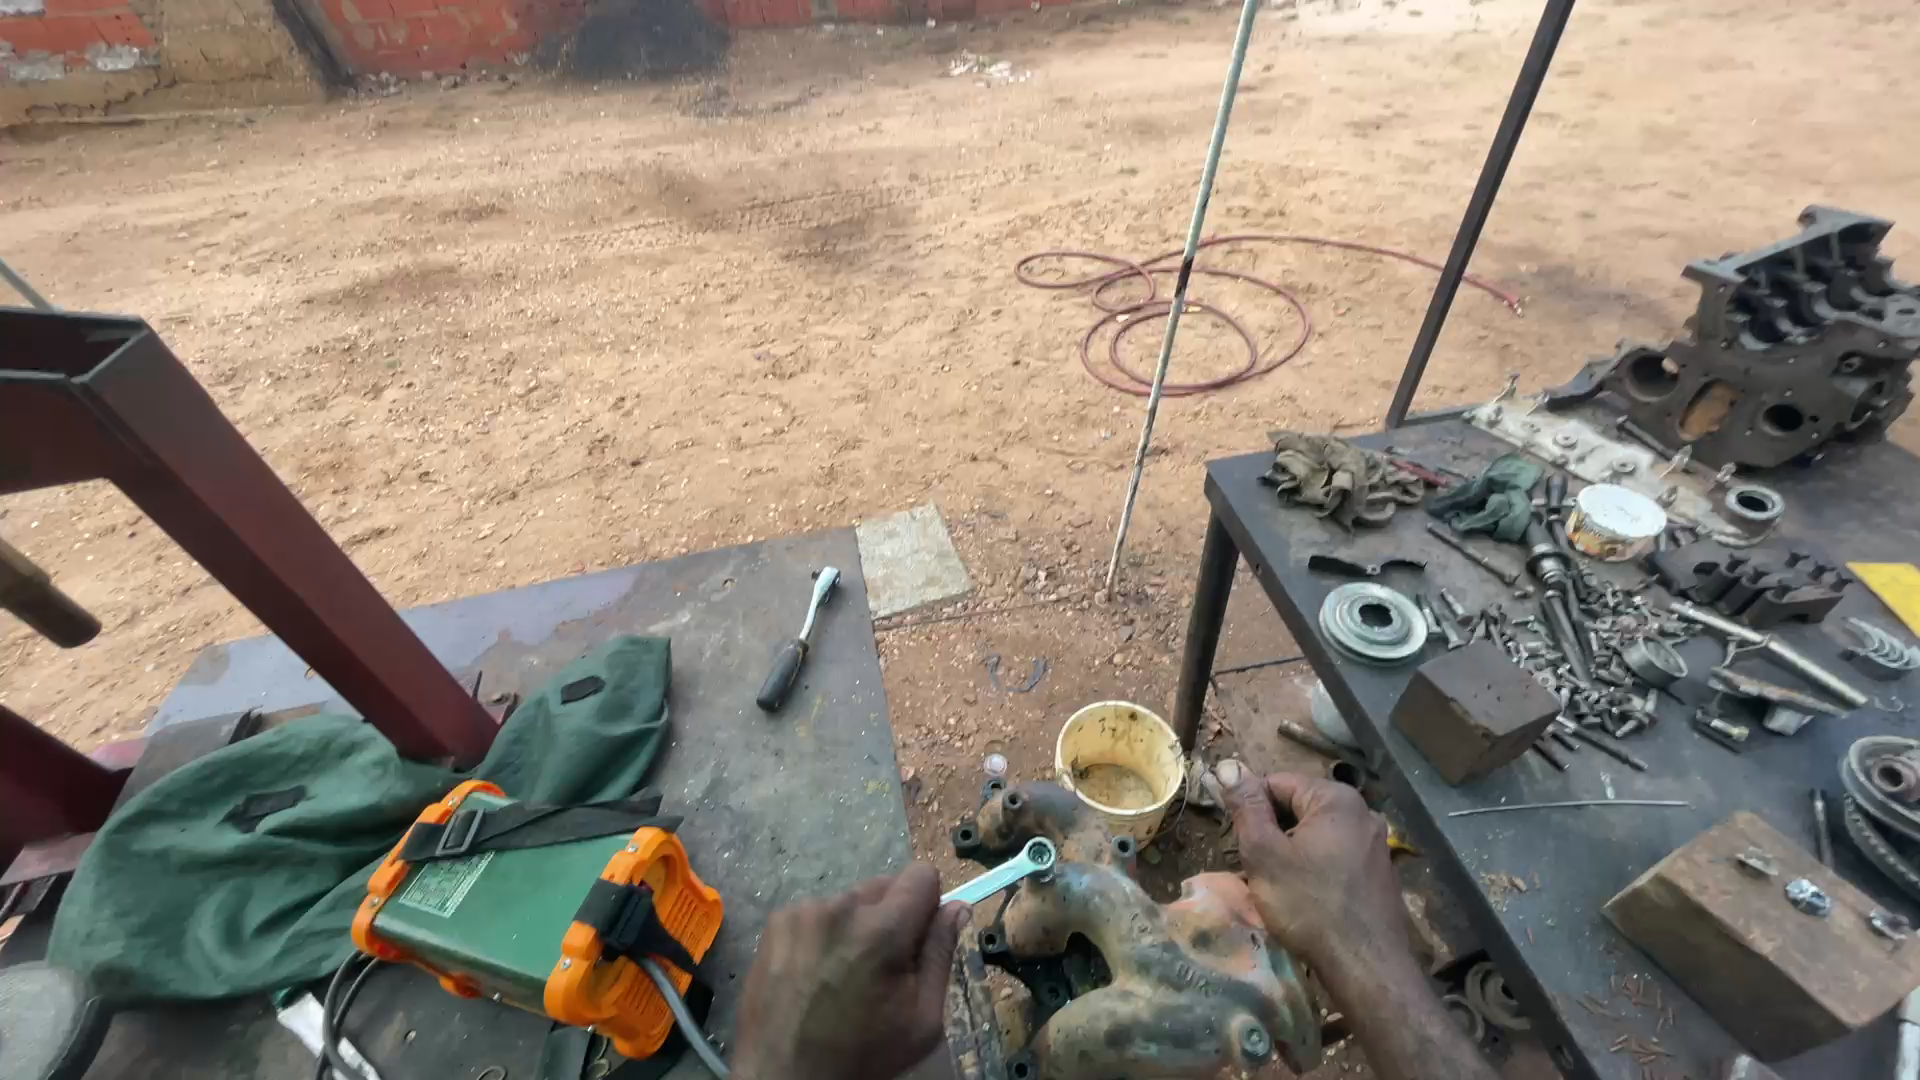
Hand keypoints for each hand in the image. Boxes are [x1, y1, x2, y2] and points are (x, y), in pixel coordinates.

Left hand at [730, 864, 968, 1079]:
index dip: (928, 903)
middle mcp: (842, 907)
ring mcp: (805, 911)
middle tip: (881, 964)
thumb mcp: (921, 1020)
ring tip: (844, 971)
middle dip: (892, 915)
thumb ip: (941, 954)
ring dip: (857, 924)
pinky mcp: (779, 920)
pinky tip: (817, 970)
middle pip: (886, 885)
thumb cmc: (862, 1056)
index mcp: (881, 930)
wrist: (784, 1078)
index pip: (922, 875)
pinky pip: (819, 910)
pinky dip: (825, 932)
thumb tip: (957, 907)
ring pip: (852, 899)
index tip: (918, 936)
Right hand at [1220, 762, 1410, 972]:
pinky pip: (1333, 854)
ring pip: (1313, 833)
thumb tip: (1228, 765)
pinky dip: (1313, 867)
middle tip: (1255, 865)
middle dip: (1271, 831)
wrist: (1368, 972)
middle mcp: (1362, 813)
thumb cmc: (1310, 906)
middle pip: (1297, 807)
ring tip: (1277, 885)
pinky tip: (1304, 896)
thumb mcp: (1264, 852)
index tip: (1240, 839)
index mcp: (1336, 798)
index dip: (1250, 808)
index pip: (1275, 783)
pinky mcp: (1379, 873)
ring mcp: (1375, 844)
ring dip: (1289, 851)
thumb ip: (1246, 805)